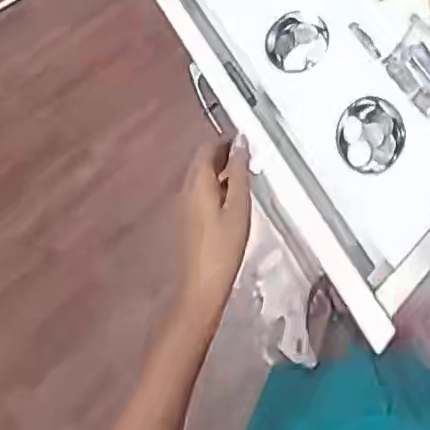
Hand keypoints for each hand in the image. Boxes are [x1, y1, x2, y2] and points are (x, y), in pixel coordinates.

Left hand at [177, 137, 250, 318]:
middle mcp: (184, 189)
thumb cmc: (224, 246)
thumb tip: (241, 142)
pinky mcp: (184, 220)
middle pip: (201, 161)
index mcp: (197, 182)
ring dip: (218, 172)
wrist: (200, 288)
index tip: (247, 146)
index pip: (207, 148)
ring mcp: (181, 205)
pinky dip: (213, 187)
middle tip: (248, 161)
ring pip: (199, 176)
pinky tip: (229, 202)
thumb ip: (239, 171)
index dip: (226, 142)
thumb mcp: (239, 205)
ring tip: (243, 181)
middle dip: (223, 156)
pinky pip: (197, 192)